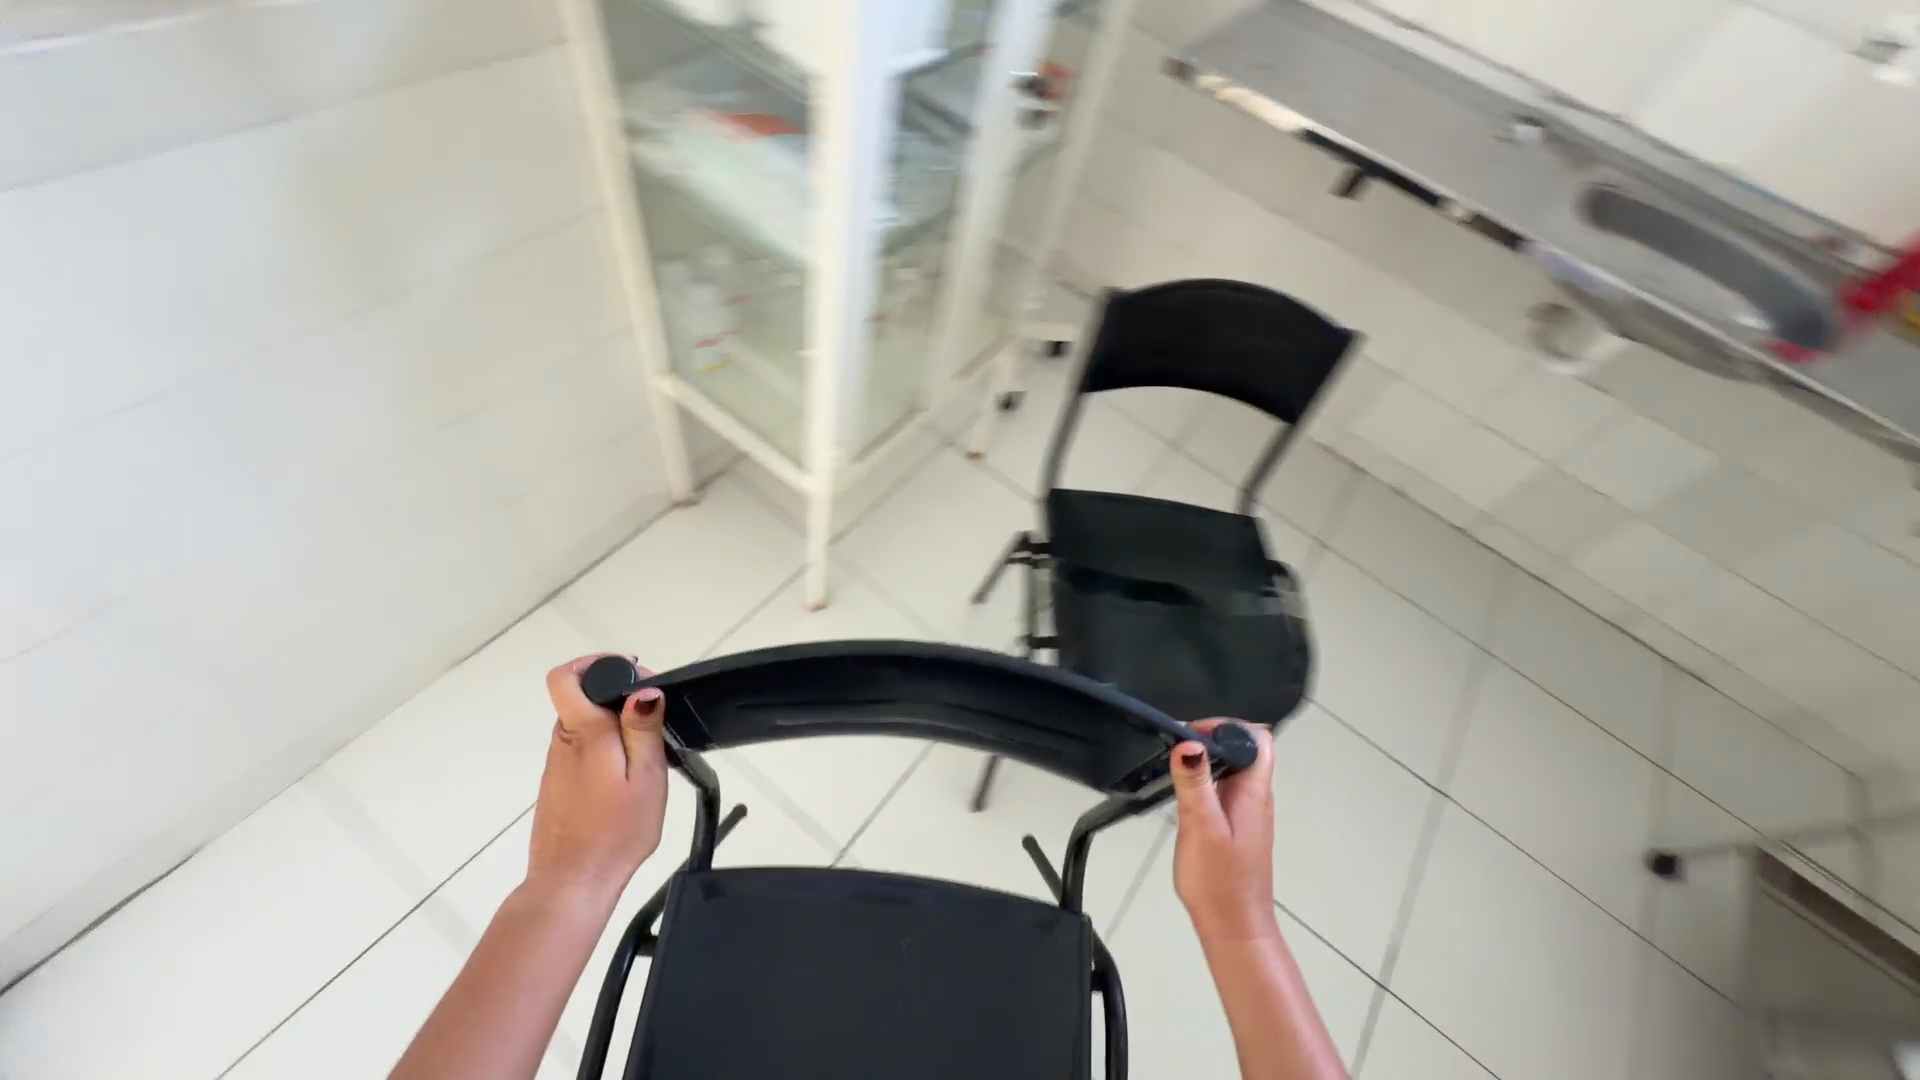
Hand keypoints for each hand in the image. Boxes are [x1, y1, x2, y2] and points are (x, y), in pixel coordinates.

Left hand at [525, 655, 670, 902]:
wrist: (573, 883)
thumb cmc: (616, 832)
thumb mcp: (646, 777)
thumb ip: (643, 728)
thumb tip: (645, 688)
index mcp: (585, 732)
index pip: (567, 677)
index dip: (596, 663)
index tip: (633, 674)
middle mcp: (563, 742)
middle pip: (581, 697)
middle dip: (617, 695)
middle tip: (654, 718)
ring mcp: (557, 764)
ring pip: (584, 723)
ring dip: (613, 723)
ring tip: (647, 751)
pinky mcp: (558, 783)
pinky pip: (582, 748)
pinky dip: (606, 747)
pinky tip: (627, 776)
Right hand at [1170, 718, 1277, 942]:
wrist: (1233, 927)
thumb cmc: (1219, 879)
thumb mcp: (1201, 827)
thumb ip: (1195, 783)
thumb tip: (1188, 742)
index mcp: (1254, 792)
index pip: (1256, 738)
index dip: (1227, 725)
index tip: (1191, 732)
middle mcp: (1255, 796)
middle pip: (1244, 748)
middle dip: (1212, 736)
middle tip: (1175, 743)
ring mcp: (1246, 811)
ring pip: (1232, 767)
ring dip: (1206, 757)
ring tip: (1173, 761)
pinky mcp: (1234, 825)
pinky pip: (1223, 786)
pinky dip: (1204, 778)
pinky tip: (1182, 789)